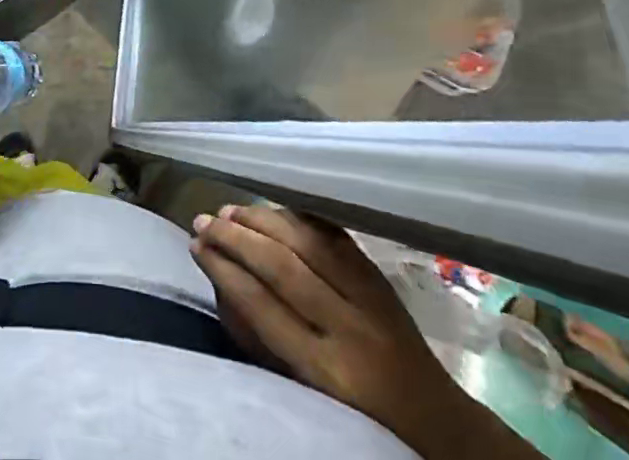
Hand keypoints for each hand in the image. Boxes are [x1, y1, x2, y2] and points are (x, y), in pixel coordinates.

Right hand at [190, 205, 494, 457]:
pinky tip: (272, 210)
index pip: (261, 304)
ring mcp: (373, 299)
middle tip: (202, 220)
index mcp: (325, 369)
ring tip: (230, 209)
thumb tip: (220, 277)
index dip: (223, 269)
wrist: (433, 418)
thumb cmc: (349, 408)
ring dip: (263, 219)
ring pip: (310, 243)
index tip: (195, 246)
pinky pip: (336, 237)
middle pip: (284, 266)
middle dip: (235, 238)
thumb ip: (257, 335)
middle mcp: (351, 328)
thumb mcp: (297, 386)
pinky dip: (298, 217)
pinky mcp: (383, 280)